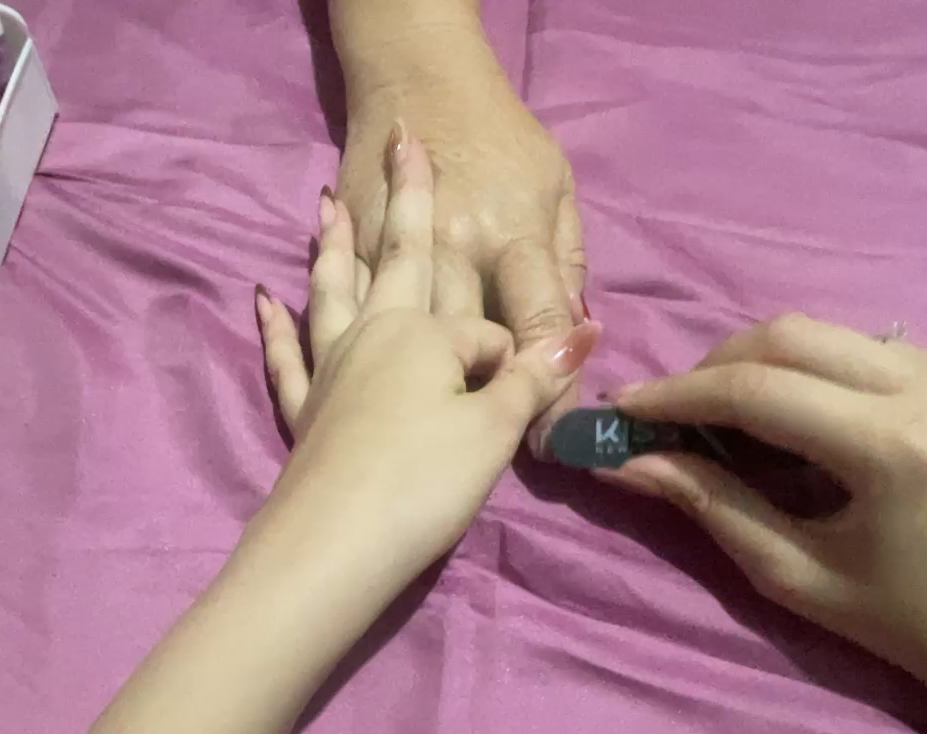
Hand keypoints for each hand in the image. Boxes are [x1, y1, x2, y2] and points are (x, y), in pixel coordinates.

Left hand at [253, 129, 600, 596]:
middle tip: (405, 142)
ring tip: (325, 203)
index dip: (509, 363)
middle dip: (408, 202)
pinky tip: (265, 299)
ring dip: (332, 247)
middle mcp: (371, 337)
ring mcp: (328, 370)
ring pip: (332, 293)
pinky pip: (286, 357)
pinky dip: (276, 327)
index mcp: (424, 336)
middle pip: (397, 261)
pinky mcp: (300, 409)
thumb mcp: (493, 430)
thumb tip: (586, 333)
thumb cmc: (423, 480)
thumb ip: (534, 378)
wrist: (337, 543)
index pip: (482, 334)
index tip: (524, 396)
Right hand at [336, 37, 586, 454]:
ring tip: (410, 446)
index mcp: (508, 240)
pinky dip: (354, 362)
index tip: (555, 440)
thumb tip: (578, 336)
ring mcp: (392, 271)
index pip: (539, 328)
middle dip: (486, 412)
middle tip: (490, 461)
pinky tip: (353, 401)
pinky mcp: (353, 271)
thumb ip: (567, 267)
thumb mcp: (555, 190)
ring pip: (414, 354)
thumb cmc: (496, 139)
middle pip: (473, 353)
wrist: (412, 80)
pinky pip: (349, 328)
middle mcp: (449, 265)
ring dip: (420, 406)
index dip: (553, 388)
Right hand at [601, 315, 926, 676]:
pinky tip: (811, 420)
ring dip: (765, 366)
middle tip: (676, 409)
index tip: (624, 404)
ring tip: (733, 415)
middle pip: (794, 336)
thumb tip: (627, 462)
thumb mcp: (788, 572)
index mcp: (897, 452)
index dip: (678, 392)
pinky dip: (822, 376)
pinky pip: (879, 353)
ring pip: (835, 335)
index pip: (759, 390)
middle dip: (716, 366)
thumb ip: (708, 504)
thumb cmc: (898, 619)